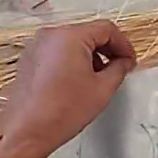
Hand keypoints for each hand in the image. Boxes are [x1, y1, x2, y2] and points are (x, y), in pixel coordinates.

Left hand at [0, 21, 136, 157]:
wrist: (26, 128)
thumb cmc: (66, 108)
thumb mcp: (102, 88)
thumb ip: (118, 68)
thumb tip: (124, 61)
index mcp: (69, 35)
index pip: (105, 28)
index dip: (123, 44)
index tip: (131, 63)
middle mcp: (50, 33)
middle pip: (87, 32)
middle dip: (106, 49)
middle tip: (119, 69)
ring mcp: (36, 45)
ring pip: (71, 41)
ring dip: (89, 54)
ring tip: (98, 78)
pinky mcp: (28, 57)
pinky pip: (56, 50)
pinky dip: (71, 59)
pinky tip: (77, 80)